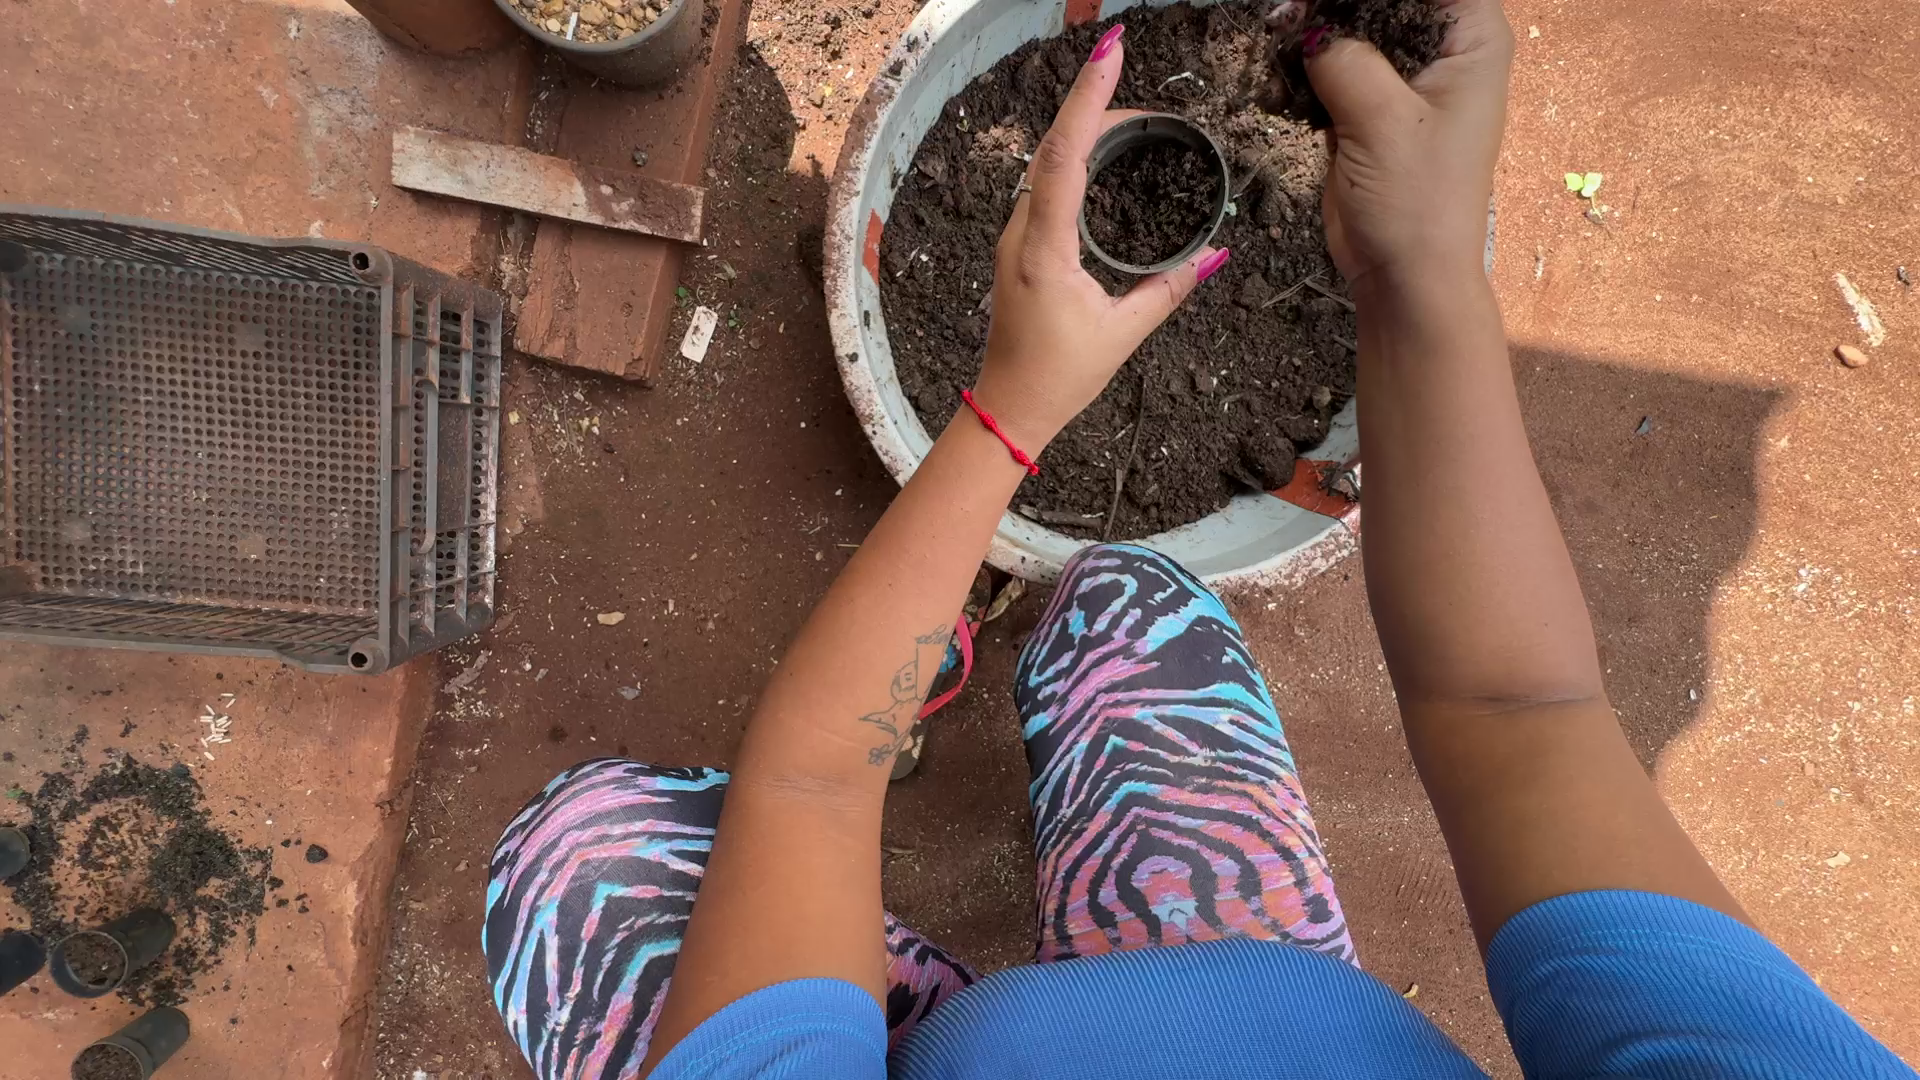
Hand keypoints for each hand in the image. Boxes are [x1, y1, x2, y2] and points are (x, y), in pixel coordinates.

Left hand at [969, 24, 1228, 454]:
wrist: (1008, 409)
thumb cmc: (1057, 379)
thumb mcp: (1121, 335)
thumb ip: (1167, 290)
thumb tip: (1214, 256)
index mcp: (1043, 252)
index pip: (1064, 156)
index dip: (1089, 99)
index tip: (1111, 50)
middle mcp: (1019, 237)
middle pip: (1051, 150)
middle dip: (1093, 108)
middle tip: (1136, 85)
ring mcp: (1012, 243)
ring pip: (1042, 168)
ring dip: (1080, 134)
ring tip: (1127, 117)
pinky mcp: (1015, 253)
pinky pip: (1040, 191)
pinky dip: (1069, 164)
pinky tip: (1096, 162)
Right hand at [1297, 0, 1512, 289]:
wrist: (1402, 273)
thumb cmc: (1414, 196)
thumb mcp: (1384, 120)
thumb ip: (1346, 62)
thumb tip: (1307, 29)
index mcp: (1468, 38)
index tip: (1316, 1)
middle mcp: (1436, 55)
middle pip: (1379, 7)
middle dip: (1331, 12)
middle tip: (1285, 16)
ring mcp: (1396, 89)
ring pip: (1348, 42)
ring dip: (1309, 43)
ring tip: (1272, 42)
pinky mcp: (1362, 121)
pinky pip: (1329, 82)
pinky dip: (1302, 81)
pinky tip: (1276, 82)